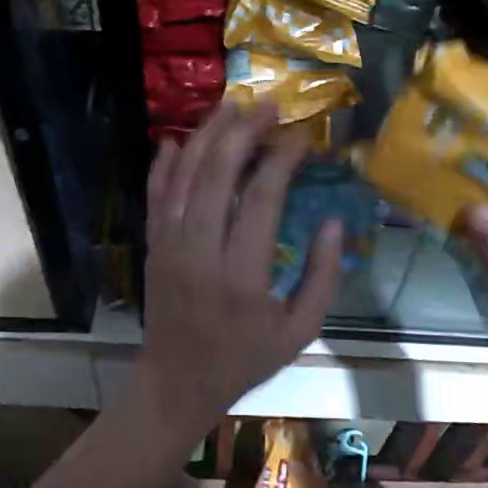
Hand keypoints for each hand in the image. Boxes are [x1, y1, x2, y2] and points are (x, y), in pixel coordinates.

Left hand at [127, 102, 342, 444]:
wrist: (176, 383)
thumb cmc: (244, 359)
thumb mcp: (300, 331)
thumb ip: (322, 277)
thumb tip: (334, 222)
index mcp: (242, 276)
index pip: (262, 198)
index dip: (283, 159)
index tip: (303, 137)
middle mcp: (200, 253)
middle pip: (217, 175)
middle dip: (244, 132)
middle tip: (267, 104)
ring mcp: (169, 247)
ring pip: (184, 177)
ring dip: (207, 137)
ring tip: (231, 106)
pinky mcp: (153, 248)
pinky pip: (155, 196)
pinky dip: (165, 165)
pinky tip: (178, 139)